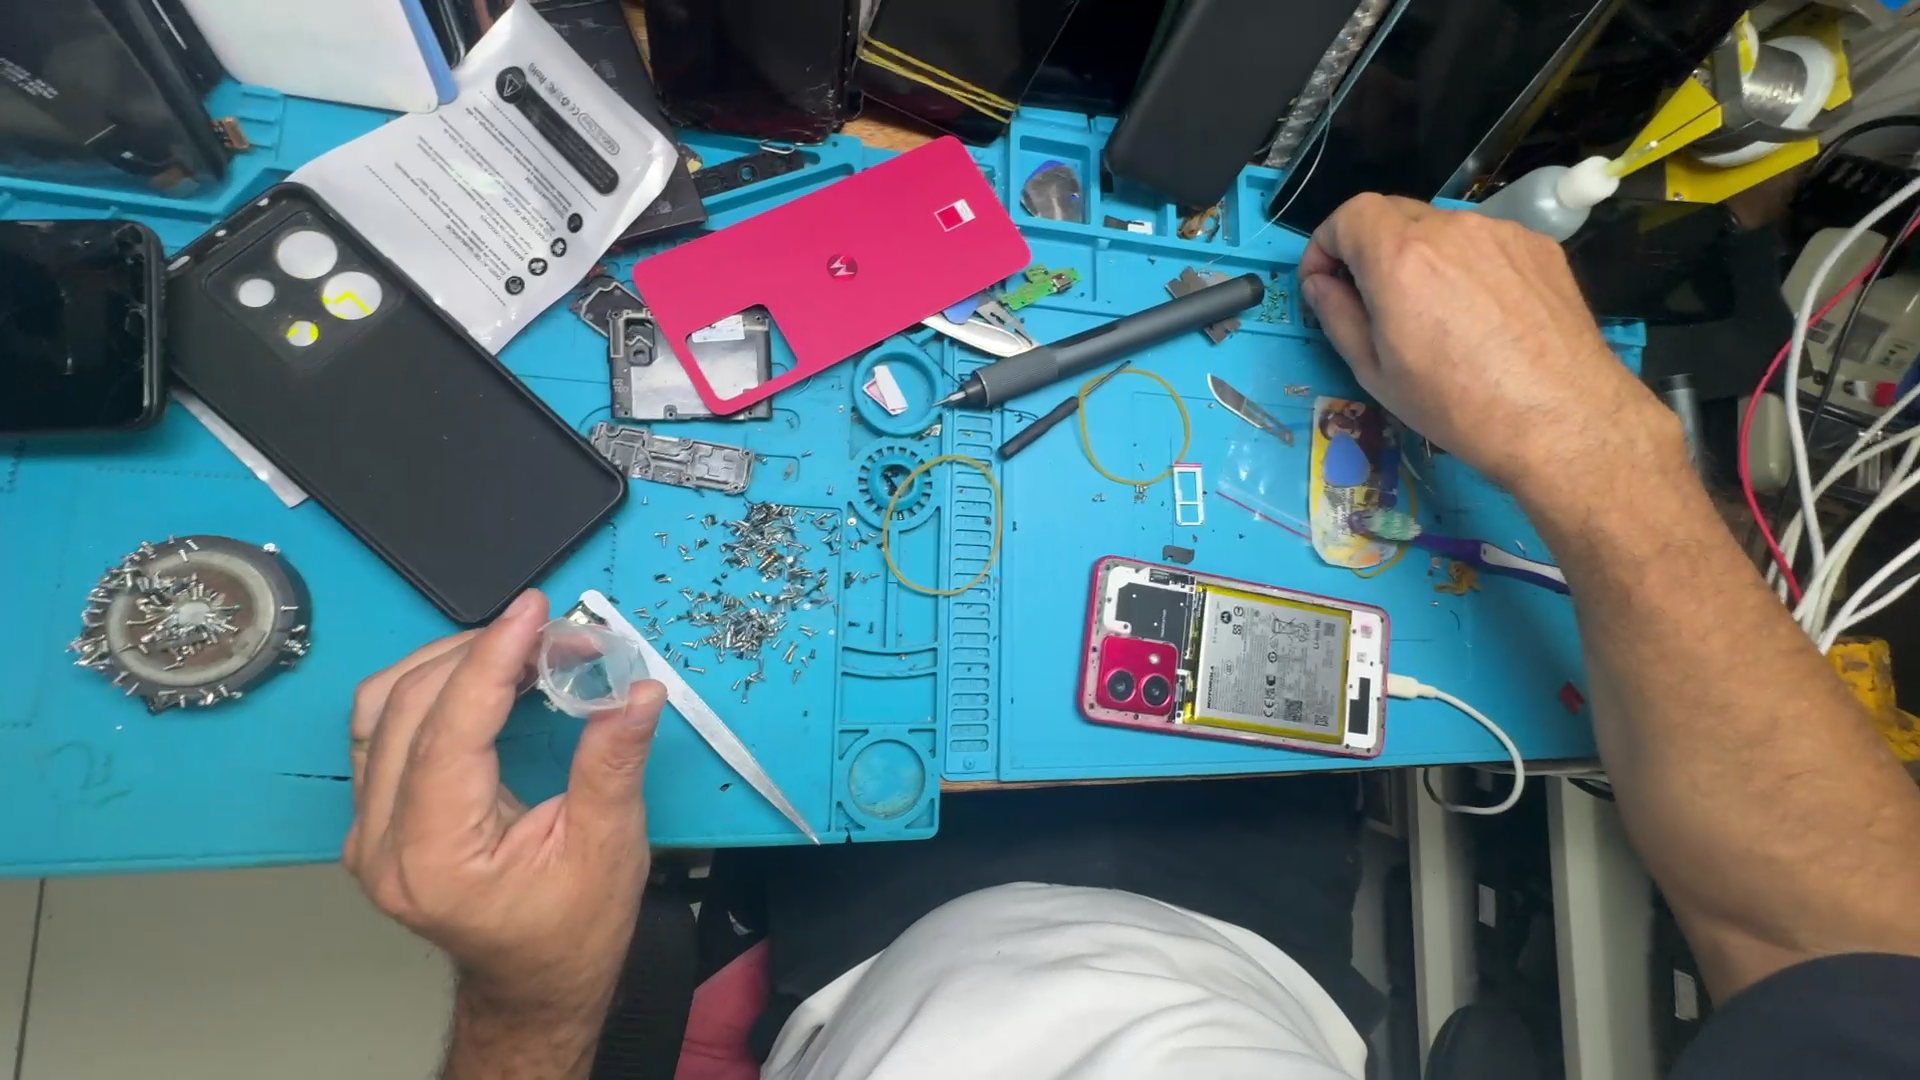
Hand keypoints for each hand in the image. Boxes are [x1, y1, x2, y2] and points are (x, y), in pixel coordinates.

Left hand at [344, 589, 665, 1040]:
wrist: (536, 981)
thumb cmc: (576, 925)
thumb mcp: (610, 845)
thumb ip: (614, 763)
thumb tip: (640, 690)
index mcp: (433, 855)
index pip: (448, 732)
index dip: (491, 660)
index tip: (536, 611)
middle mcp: (379, 839)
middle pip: (404, 709)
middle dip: (481, 652)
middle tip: (557, 633)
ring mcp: (368, 827)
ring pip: (381, 709)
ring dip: (451, 661)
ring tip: (525, 644)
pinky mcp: (380, 814)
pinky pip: (386, 727)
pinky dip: (438, 684)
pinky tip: (490, 673)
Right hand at [1298, 194, 1678, 501]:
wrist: (1553, 414)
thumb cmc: (1448, 400)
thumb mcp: (1371, 368)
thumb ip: (1337, 314)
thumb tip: (1319, 284)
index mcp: (1399, 259)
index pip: (1349, 214)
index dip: (1325, 243)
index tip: (1323, 281)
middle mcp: (1450, 230)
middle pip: (1391, 212)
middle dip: (1365, 247)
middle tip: (1365, 297)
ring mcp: (1499, 233)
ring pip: (1437, 227)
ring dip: (1414, 256)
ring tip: (1425, 311)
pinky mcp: (1536, 246)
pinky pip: (1479, 242)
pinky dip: (1458, 263)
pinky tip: (1471, 312)